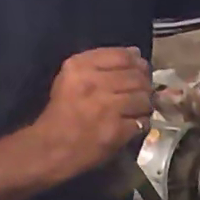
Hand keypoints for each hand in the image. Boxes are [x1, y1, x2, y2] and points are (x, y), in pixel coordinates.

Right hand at [29, 47, 153, 177]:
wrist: (53, 146)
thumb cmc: (63, 111)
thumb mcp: (71, 77)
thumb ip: (101, 63)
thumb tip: (135, 53)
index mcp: (80, 67)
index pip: (122, 56)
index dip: (137, 63)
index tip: (141, 70)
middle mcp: (94, 84)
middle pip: (136, 77)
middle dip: (145, 85)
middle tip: (142, 92)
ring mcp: (107, 108)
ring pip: (143, 99)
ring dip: (145, 105)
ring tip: (138, 109)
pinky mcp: (117, 130)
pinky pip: (142, 122)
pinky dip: (142, 123)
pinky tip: (134, 125)